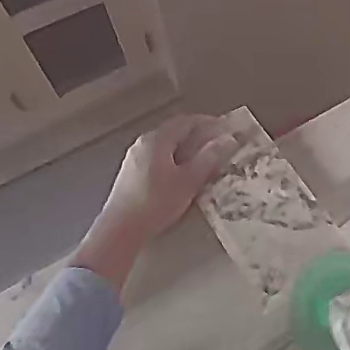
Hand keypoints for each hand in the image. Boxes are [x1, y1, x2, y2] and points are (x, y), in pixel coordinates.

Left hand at [73, 114, 238, 292]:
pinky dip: (173, 162)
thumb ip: (209, 158)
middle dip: (196, 137)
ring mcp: (133, 159)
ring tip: (202, 162)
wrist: (122, 228)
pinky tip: (180, 177)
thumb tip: (227, 139)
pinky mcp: (130, 176)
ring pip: (164, 148)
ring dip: (184, 151)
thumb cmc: (157, 202)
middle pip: (173, 133)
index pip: (185, 121)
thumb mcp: (189, 180)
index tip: (224, 128)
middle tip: (217, 146)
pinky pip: (156, 160)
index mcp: (156, 139)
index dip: (207, 122)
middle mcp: (142, 144)